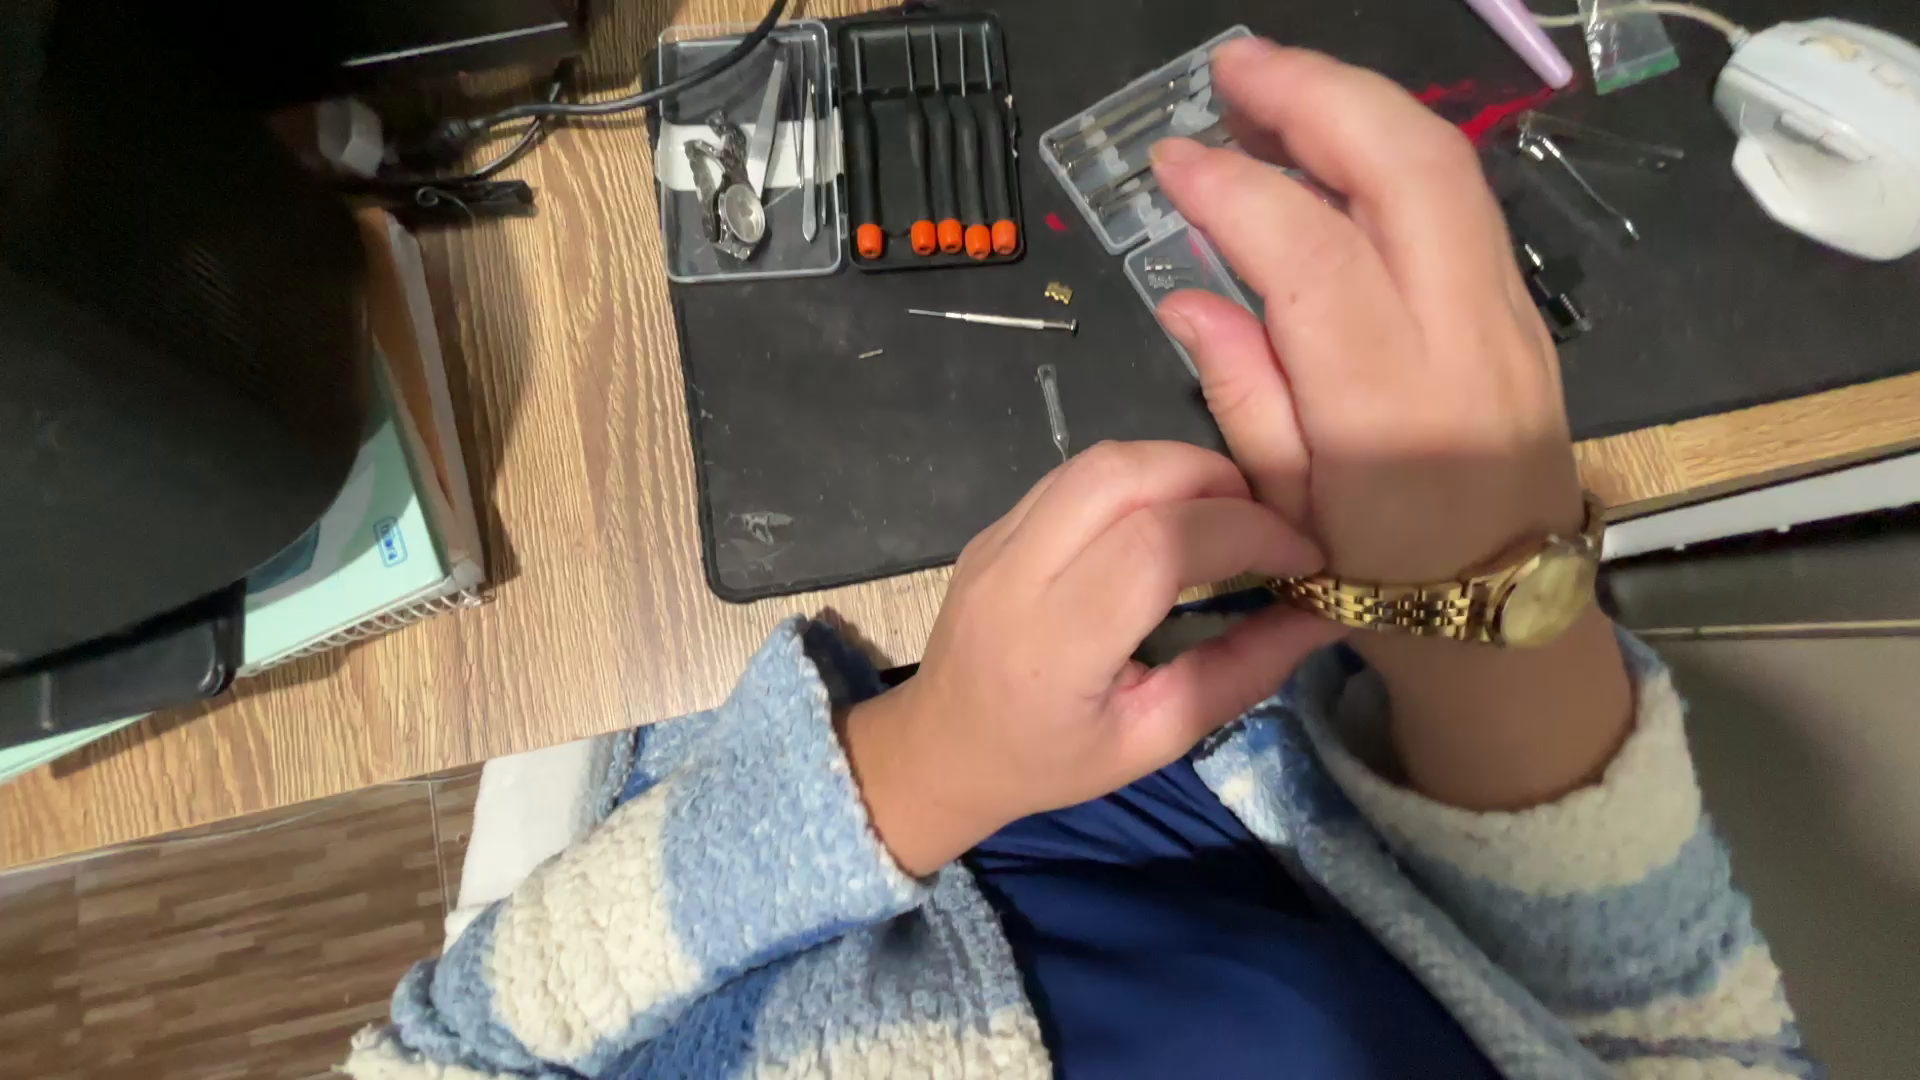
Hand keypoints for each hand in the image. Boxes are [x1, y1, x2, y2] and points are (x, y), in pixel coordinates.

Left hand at [841, 442, 1340, 875]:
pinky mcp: (991, 528)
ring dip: (1173, 467)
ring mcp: (994, 541)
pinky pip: (1070, 477)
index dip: (1244, 531)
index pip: (1155, 545)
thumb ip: (1236, 675)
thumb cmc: (1046, 762)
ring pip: (1094, 462)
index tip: (1300, 555)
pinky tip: (1162, 514)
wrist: (940, 747)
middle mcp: (1014, 573)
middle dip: (1211, 477)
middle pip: (1120, 474)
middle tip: (1264, 520)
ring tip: (1223, 512)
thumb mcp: (1150, 741)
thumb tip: (1320, 617)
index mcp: (1053, 644)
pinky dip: (1134, 477)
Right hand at [1151, 39, 1584, 583]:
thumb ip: (1241, 393)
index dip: (1235, 193)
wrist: (1500, 609)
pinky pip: (1458, 199)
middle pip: (1406, 169)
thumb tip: (1188, 298)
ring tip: (1272, 89)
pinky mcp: (1518, 308)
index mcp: (1385, 404)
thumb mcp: (1280, 509)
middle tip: (1231, 69)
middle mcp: (1462, 337)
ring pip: (1444, 168)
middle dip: (1313, 95)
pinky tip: (1333, 147)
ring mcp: (1508, 314)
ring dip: (1354, 105)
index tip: (1170, 163)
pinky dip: (1389, 148)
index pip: (1311, 257)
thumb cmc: (1372, 579)